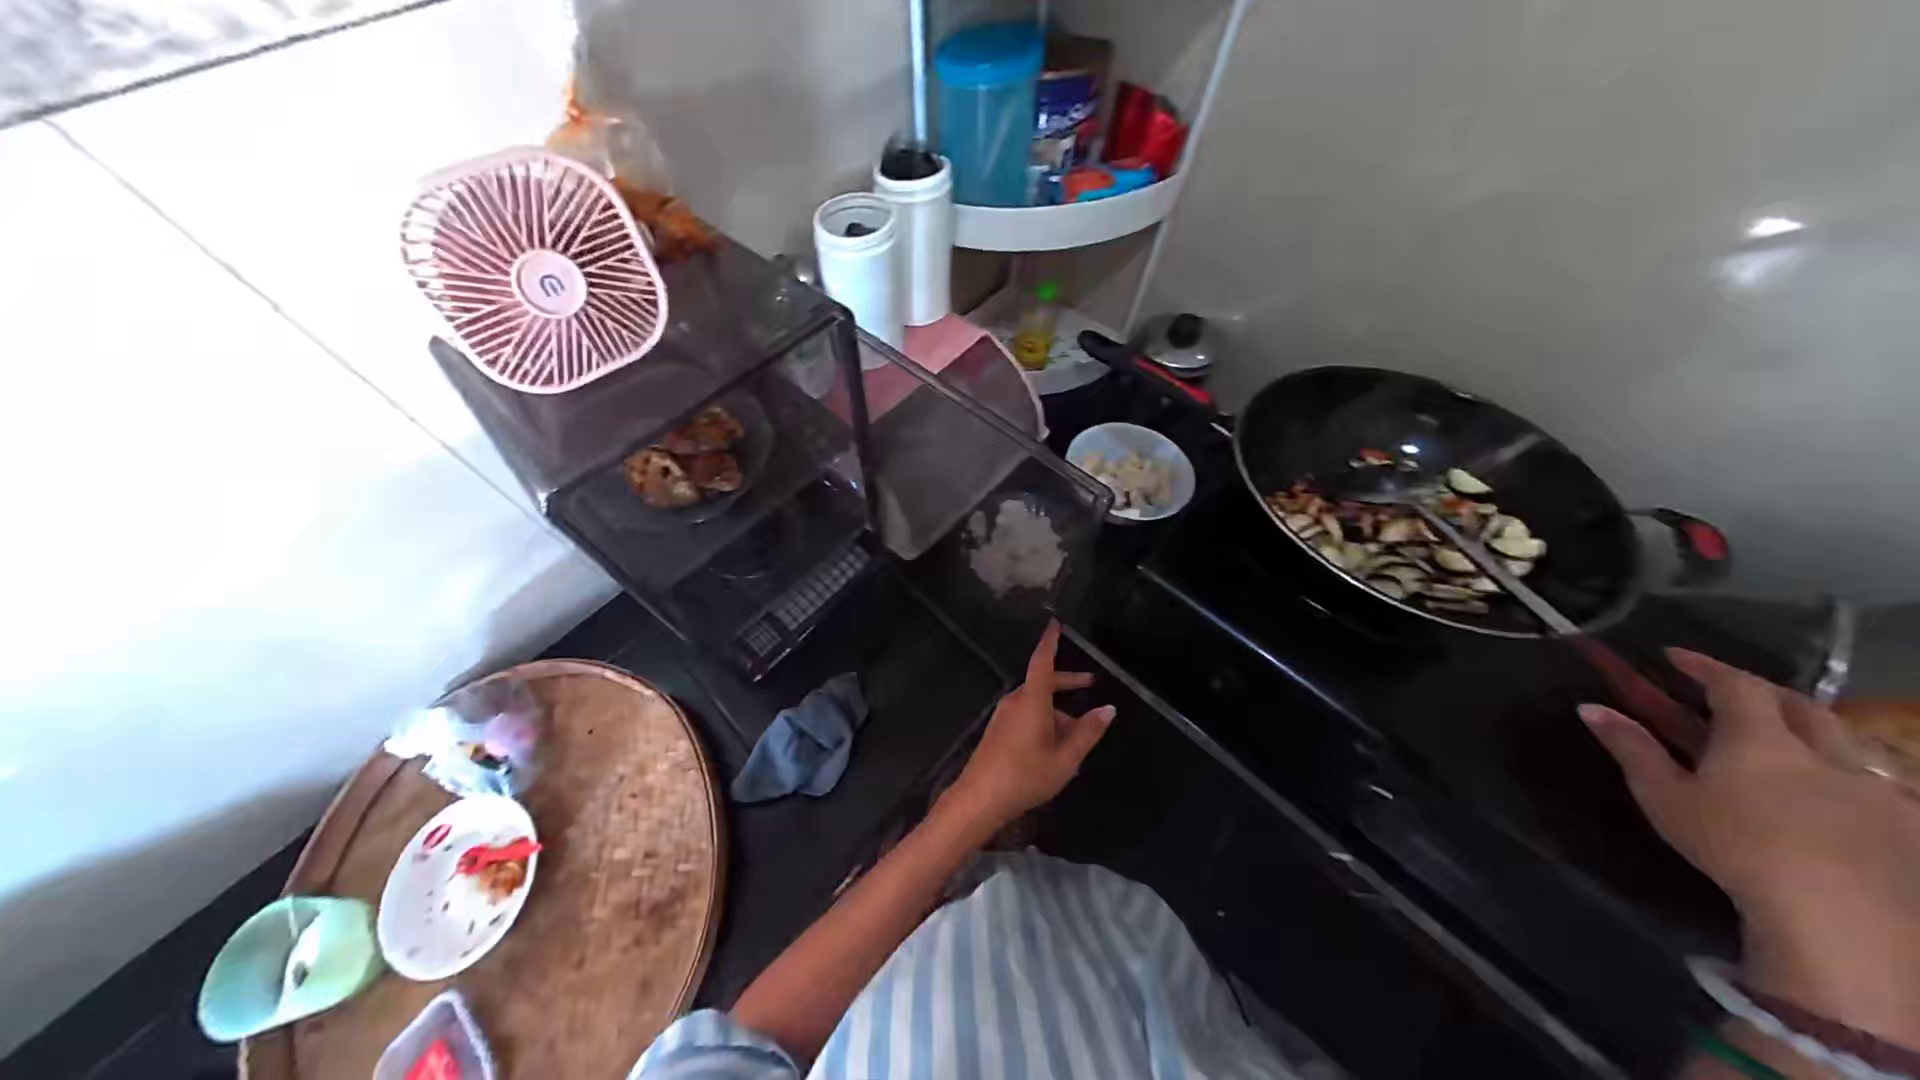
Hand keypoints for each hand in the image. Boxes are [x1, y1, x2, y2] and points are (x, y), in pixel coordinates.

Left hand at [942, 621, 1114, 834]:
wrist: (979, 799)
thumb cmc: (1025, 777)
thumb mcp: (1066, 759)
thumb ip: (1087, 732)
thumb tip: (1108, 709)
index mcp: (1032, 701)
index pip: (1043, 661)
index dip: (1050, 641)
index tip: (1055, 623)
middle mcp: (1016, 702)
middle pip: (1043, 683)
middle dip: (1068, 683)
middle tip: (1091, 683)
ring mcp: (1003, 716)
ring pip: (1036, 704)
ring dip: (1058, 714)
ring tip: (1078, 742)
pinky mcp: (998, 731)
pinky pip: (1026, 717)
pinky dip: (1044, 724)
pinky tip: (1056, 752)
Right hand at [1581, 649, 1919, 1044]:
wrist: (1837, 918)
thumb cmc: (1732, 846)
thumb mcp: (1664, 797)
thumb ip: (1631, 748)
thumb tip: (1589, 707)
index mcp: (1760, 740)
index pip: (1734, 684)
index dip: (1705, 666)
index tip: (1675, 656)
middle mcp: (1823, 752)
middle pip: (1799, 705)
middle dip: (1762, 690)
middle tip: (1731, 692)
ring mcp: (1875, 789)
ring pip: (1848, 740)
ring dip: (1813, 727)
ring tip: (1789, 736)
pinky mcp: (1908, 825)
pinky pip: (1884, 781)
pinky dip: (1854, 769)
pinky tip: (1844, 788)